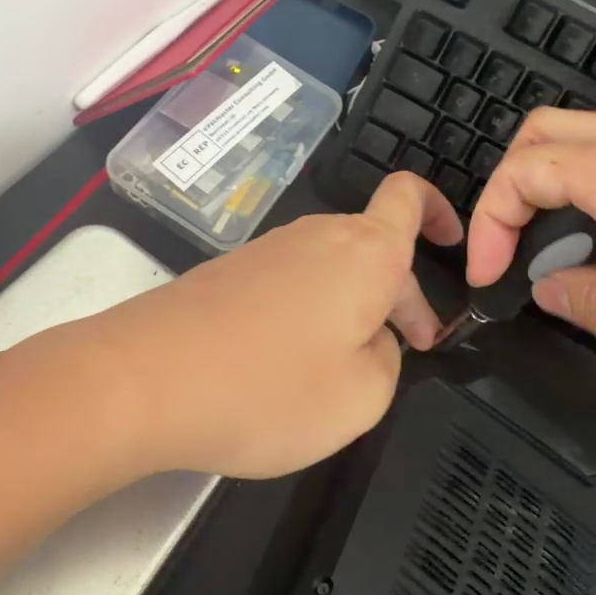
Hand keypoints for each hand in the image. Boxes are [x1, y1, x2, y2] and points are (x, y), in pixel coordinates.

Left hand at [100, 173, 460, 478]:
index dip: (439, 211)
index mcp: (364, 252)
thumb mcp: (362, 397)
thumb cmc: (267, 389)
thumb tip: (373, 339)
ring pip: (335, 268)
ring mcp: (270, 250)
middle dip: (401, 294)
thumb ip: (389, 362)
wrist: (143, 379)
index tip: (452, 244)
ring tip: (348, 369)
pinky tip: (291, 365)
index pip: (410, 197)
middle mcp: (319, 236)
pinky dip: (311, 313)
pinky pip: (294, 282)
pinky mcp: (232, 273)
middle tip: (411, 350)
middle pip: (376, 246)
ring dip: (356, 307)